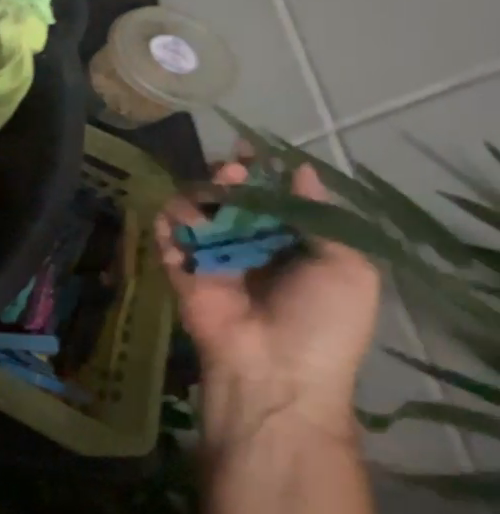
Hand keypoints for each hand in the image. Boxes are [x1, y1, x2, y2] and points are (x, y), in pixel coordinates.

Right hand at [156, 157, 380, 447]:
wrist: (275, 365)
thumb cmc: (323, 320)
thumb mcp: (347, 269)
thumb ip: (320, 219)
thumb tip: (302, 171)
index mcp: (290, 244)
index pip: (271, 198)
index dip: (262, 173)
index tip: (252, 149)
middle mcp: (249, 244)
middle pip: (228, 197)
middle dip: (226, 178)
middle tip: (230, 170)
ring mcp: (211, 255)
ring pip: (193, 209)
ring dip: (197, 197)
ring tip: (208, 203)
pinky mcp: (179, 267)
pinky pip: (166, 235)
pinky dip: (169, 226)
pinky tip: (182, 230)